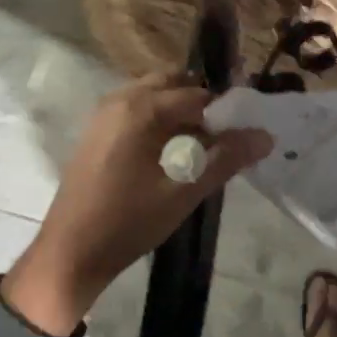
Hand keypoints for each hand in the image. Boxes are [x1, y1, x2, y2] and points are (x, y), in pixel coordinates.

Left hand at [0, 72, 274, 336]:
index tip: (244, 132)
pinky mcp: (97, 130)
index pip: (197, 94)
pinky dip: (158, 119)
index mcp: (141, 107)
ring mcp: (104, 112)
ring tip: (200, 147)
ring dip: (180, 111)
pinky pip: (136, 109)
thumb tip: (265, 136)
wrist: (70, 251)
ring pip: (153, 95)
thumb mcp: (183, 192)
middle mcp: (120, 98)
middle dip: (201, 104)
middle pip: (173, 84)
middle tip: (223, 136)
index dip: (225, 112)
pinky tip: (170, 153)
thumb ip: (225, 159)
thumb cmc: (129, 221)